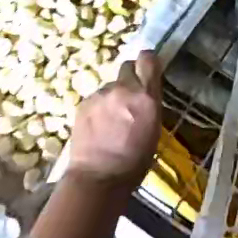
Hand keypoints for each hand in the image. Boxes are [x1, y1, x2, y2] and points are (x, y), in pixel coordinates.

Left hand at [64, 51, 162, 188]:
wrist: (98, 177)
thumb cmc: (134, 163)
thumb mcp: (153, 131)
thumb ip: (148, 105)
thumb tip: (144, 96)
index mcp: (146, 97)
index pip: (148, 60)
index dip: (148, 60)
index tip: (149, 65)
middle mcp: (123, 89)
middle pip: (127, 67)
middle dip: (130, 77)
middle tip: (130, 96)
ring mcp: (101, 94)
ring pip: (111, 86)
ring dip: (114, 97)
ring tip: (112, 121)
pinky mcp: (84, 102)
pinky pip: (97, 98)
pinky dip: (100, 107)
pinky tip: (99, 127)